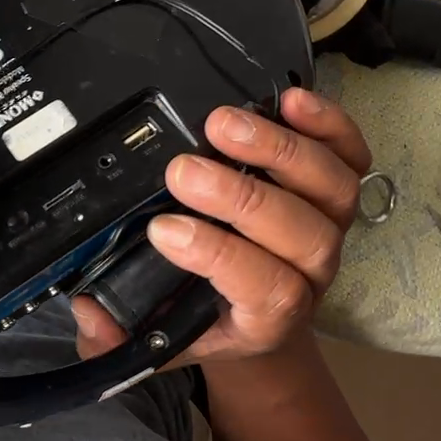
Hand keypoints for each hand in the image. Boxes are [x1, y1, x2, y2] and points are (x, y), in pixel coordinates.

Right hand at [72, 88, 370, 365]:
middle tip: (183, 170)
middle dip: (242, 199)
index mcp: (267, 316)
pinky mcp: (329, 191)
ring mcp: (325, 228)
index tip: (162, 229)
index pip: (264, 289)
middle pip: (303, 235)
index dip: (218, 256)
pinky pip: (349, 156)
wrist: (244, 311)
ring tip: (223, 123)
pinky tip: (288, 100)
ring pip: (331, 190)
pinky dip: (328, 126)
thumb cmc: (197, 316)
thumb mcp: (151, 339)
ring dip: (280, 152)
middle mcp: (308, 273)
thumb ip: (116, 338)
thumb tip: (90, 315)